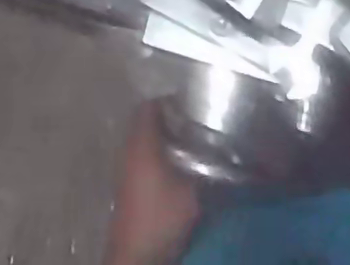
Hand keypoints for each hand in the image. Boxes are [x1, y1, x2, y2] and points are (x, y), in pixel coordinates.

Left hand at [103, 101, 200, 264]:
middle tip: (194, 124)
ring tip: (189, 145)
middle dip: (169, 120)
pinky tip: (176, 170)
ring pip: (143, 142)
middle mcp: (128, 150)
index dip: (169, 100)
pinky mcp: (126, 188)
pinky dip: (157, 157)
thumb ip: (207, 168)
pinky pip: (141, 160)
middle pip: (146, 122)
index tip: (191, 104)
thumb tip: (225, 152)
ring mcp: (124, 169)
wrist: (135, 258)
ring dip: (163, 140)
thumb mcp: (192, 191)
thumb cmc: (161, 216)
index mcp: (142, 142)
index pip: (149, 106)